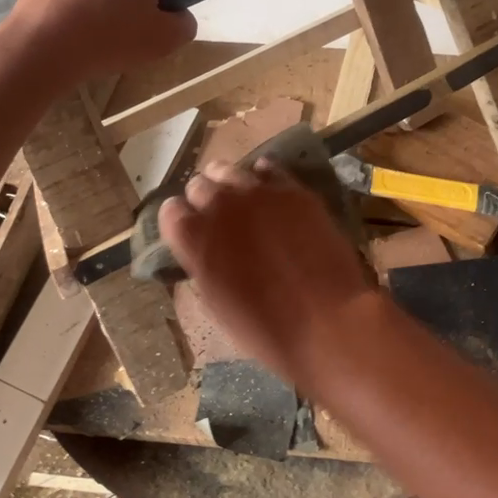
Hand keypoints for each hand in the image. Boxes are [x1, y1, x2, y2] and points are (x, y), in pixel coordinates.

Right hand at [158, 160, 374, 385]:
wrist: (327, 322)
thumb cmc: (265, 329)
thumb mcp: (216, 303)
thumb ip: (202, 264)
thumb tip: (203, 250)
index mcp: (192, 236)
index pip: (170, 211)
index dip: (180, 223)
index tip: (191, 235)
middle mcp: (219, 204)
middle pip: (199, 185)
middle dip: (204, 200)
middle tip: (218, 221)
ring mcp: (258, 192)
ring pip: (230, 170)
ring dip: (230, 185)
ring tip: (242, 202)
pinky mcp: (292, 189)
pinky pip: (269, 168)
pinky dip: (264, 179)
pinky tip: (270, 195)